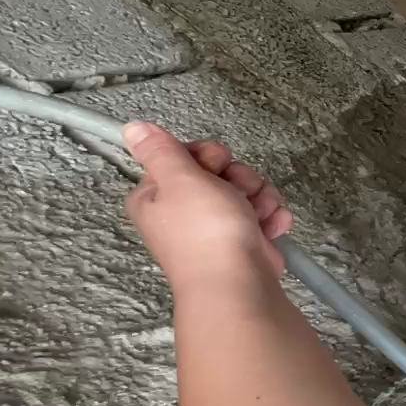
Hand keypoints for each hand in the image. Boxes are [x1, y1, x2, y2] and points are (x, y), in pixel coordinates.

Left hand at [123, 121, 293, 296]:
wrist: (236, 279)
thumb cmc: (206, 229)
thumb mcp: (183, 182)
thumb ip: (163, 152)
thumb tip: (134, 126)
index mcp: (159, 193)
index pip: (190, 155)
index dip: (211, 158)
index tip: (215, 170)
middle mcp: (184, 206)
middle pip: (226, 171)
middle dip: (243, 179)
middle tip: (239, 195)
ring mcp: (216, 222)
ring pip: (251, 189)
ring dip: (263, 198)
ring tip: (258, 216)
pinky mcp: (243, 235)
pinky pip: (265, 212)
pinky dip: (272, 217)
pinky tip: (269, 228)